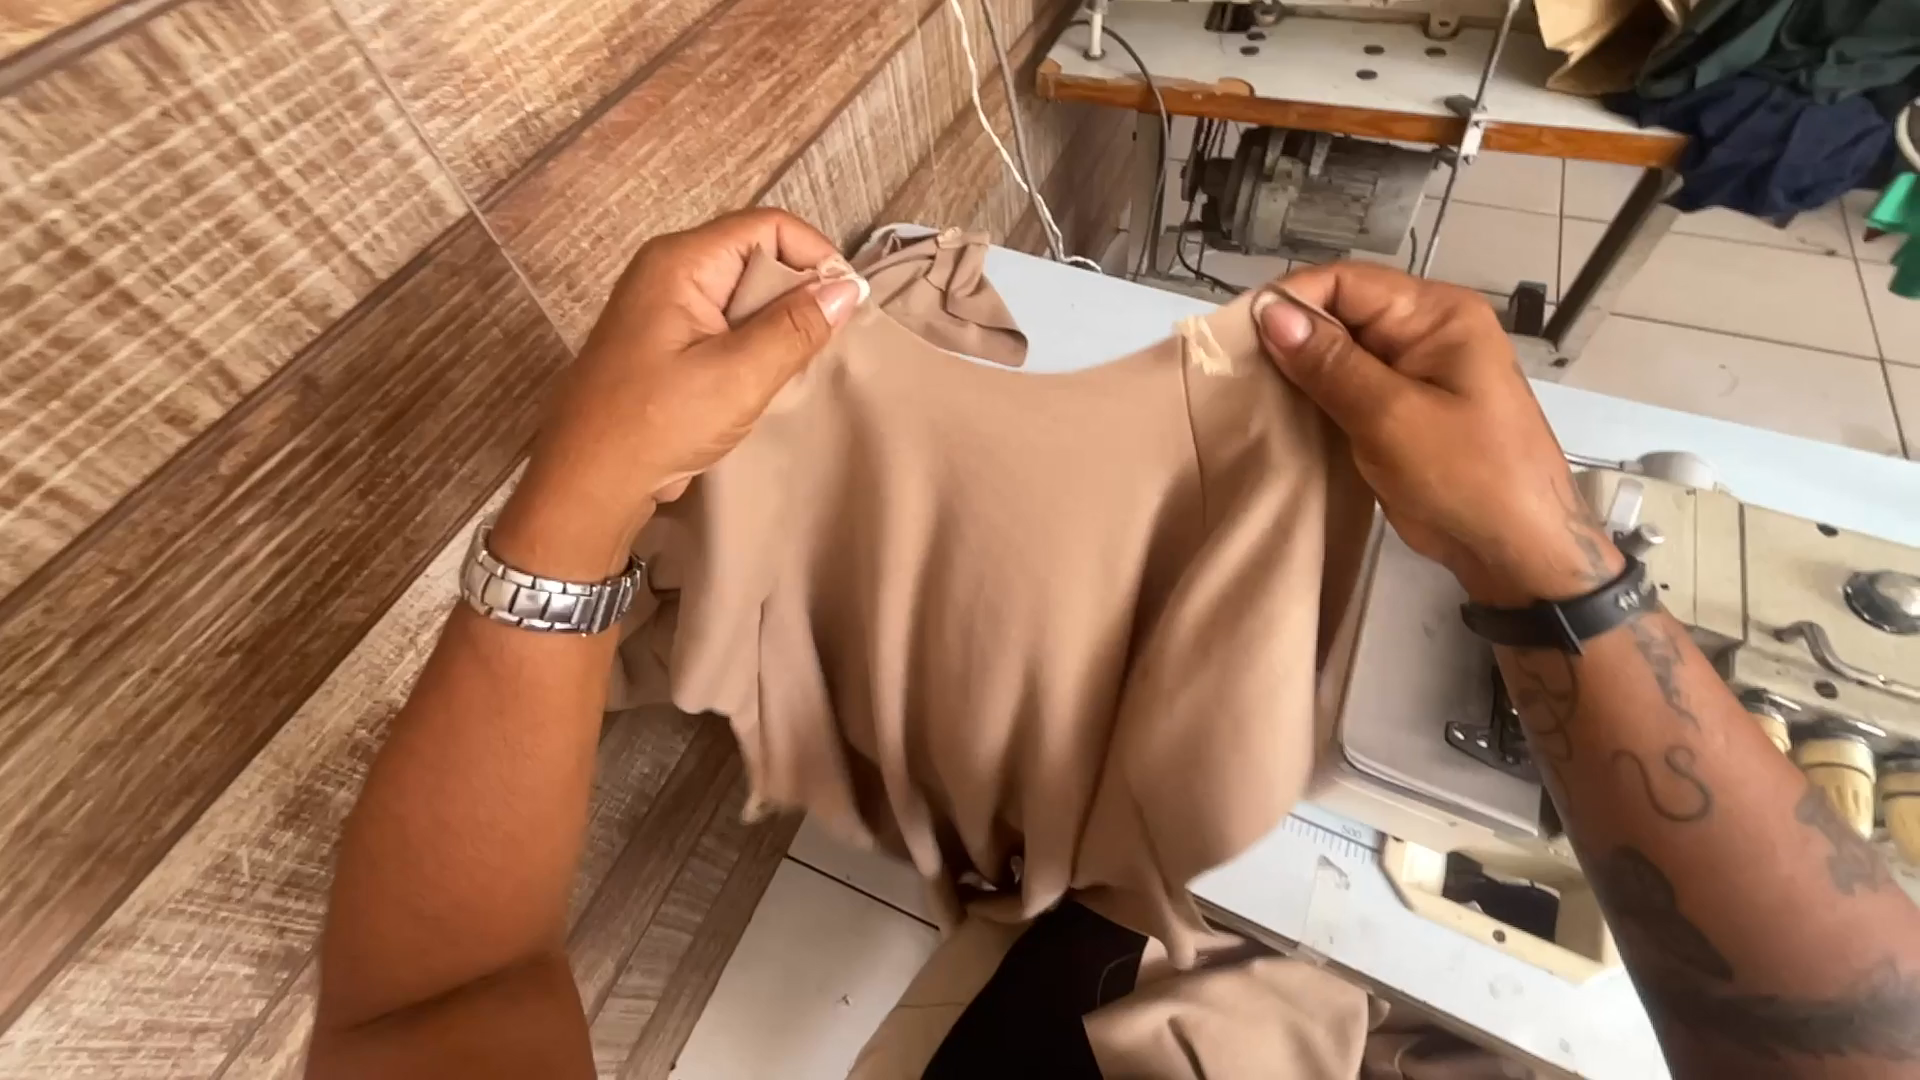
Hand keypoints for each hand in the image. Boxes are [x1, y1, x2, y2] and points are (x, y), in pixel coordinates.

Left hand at [493, 210, 864, 576]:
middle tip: (824, 344)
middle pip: (758, 257)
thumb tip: (845, 290)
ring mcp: (669, 309)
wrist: (592, 480)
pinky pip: (730, 327)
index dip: (816, 256)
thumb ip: (794, 328)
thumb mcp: (739, 375)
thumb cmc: (657, 423)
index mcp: (682, 263)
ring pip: (747, 297)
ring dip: (781, 326)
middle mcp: (672, 273)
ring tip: (798, 366)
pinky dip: (758, 347)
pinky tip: (768, 381)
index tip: (848, 304)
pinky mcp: (672, 344)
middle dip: (800, 294)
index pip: (768, 227)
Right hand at [1252, 262, 1621, 606]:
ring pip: (1333, 352)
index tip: (1239, 337)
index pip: (1346, 282)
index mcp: (1435, 315)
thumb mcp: (1391, 415)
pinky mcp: (1391, 409)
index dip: (1290, 300)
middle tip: (1234, 369)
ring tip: (1247, 390)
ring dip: (1292, 369)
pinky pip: (1340, 387)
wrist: (1510, 546)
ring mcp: (1406, 372)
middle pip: (1337, 312)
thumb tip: (1270, 312)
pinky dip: (1307, 396)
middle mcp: (1420, 332)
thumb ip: (1329, 362)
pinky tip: (1276, 412)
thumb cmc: (1464, 475)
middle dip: (1286, 335)